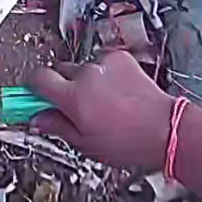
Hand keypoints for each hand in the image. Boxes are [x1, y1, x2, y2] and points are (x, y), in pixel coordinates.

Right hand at [27, 50, 185, 172]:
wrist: (167, 130)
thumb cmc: (130, 143)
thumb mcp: (87, 145)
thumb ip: (58, 127)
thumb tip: (37, 119)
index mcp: (73, 98)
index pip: (38, 79)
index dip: (34, 86)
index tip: (34, 93)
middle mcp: (85, 75)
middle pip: (59, 71)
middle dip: (63, 85)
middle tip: (76, 104)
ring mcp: (102, 63)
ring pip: (81, 67)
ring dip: (86, 79)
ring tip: (104, 100)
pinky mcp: (118, 56)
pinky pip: (101, 61)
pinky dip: (105, 72)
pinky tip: (117, 90)